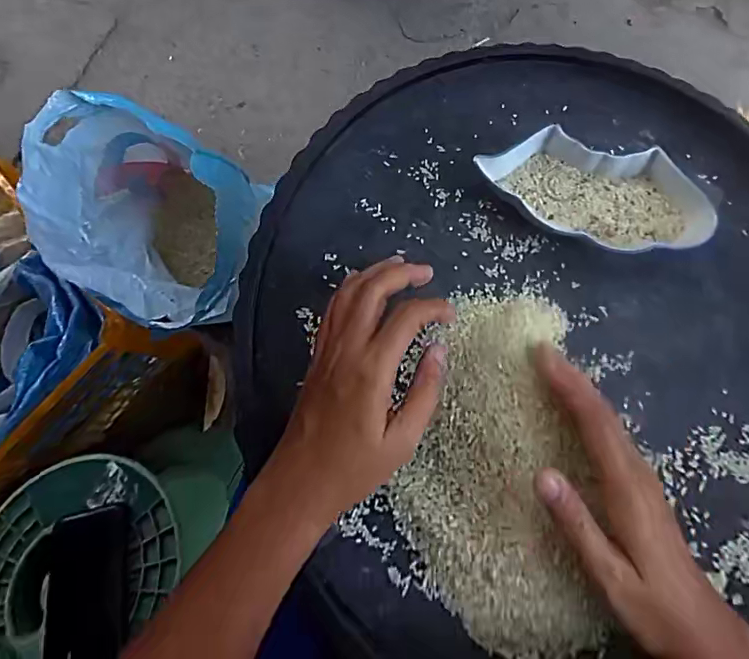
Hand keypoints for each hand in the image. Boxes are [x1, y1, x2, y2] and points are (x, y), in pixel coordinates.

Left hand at [265, 257, 452, 524]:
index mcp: (371, 370)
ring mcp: (327, 348)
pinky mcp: (317, 353)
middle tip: (427, 272)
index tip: (450, 315)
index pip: (405, 319)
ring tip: (400, 266)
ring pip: (348, 292)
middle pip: (372, 290)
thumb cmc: (354, 469)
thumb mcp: (402, 442)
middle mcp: (346, 349)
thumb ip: (424, 392)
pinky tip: (366, 285)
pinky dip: (352, 287)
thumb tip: (439, 350)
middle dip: (402, 274)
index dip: (432, 308)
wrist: (298, 482)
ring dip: (375, 272)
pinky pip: (333, 308)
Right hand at [534, 345, 748, 658]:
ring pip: (610, 420)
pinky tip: (583, 409)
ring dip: (584, 390)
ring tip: (557, 369)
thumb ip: (577, 524)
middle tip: (544, 350)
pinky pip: (614, 433)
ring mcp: (643, 476)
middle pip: (603, 413)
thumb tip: (542, 474)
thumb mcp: (609, 574)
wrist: (702, 626)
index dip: (569, 385)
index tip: (544, 356)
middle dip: (574, 378)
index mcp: (626, 487)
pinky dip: (593, 410)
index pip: (594, 422)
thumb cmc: (653, 604)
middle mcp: (637, 471)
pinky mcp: (643, 485)